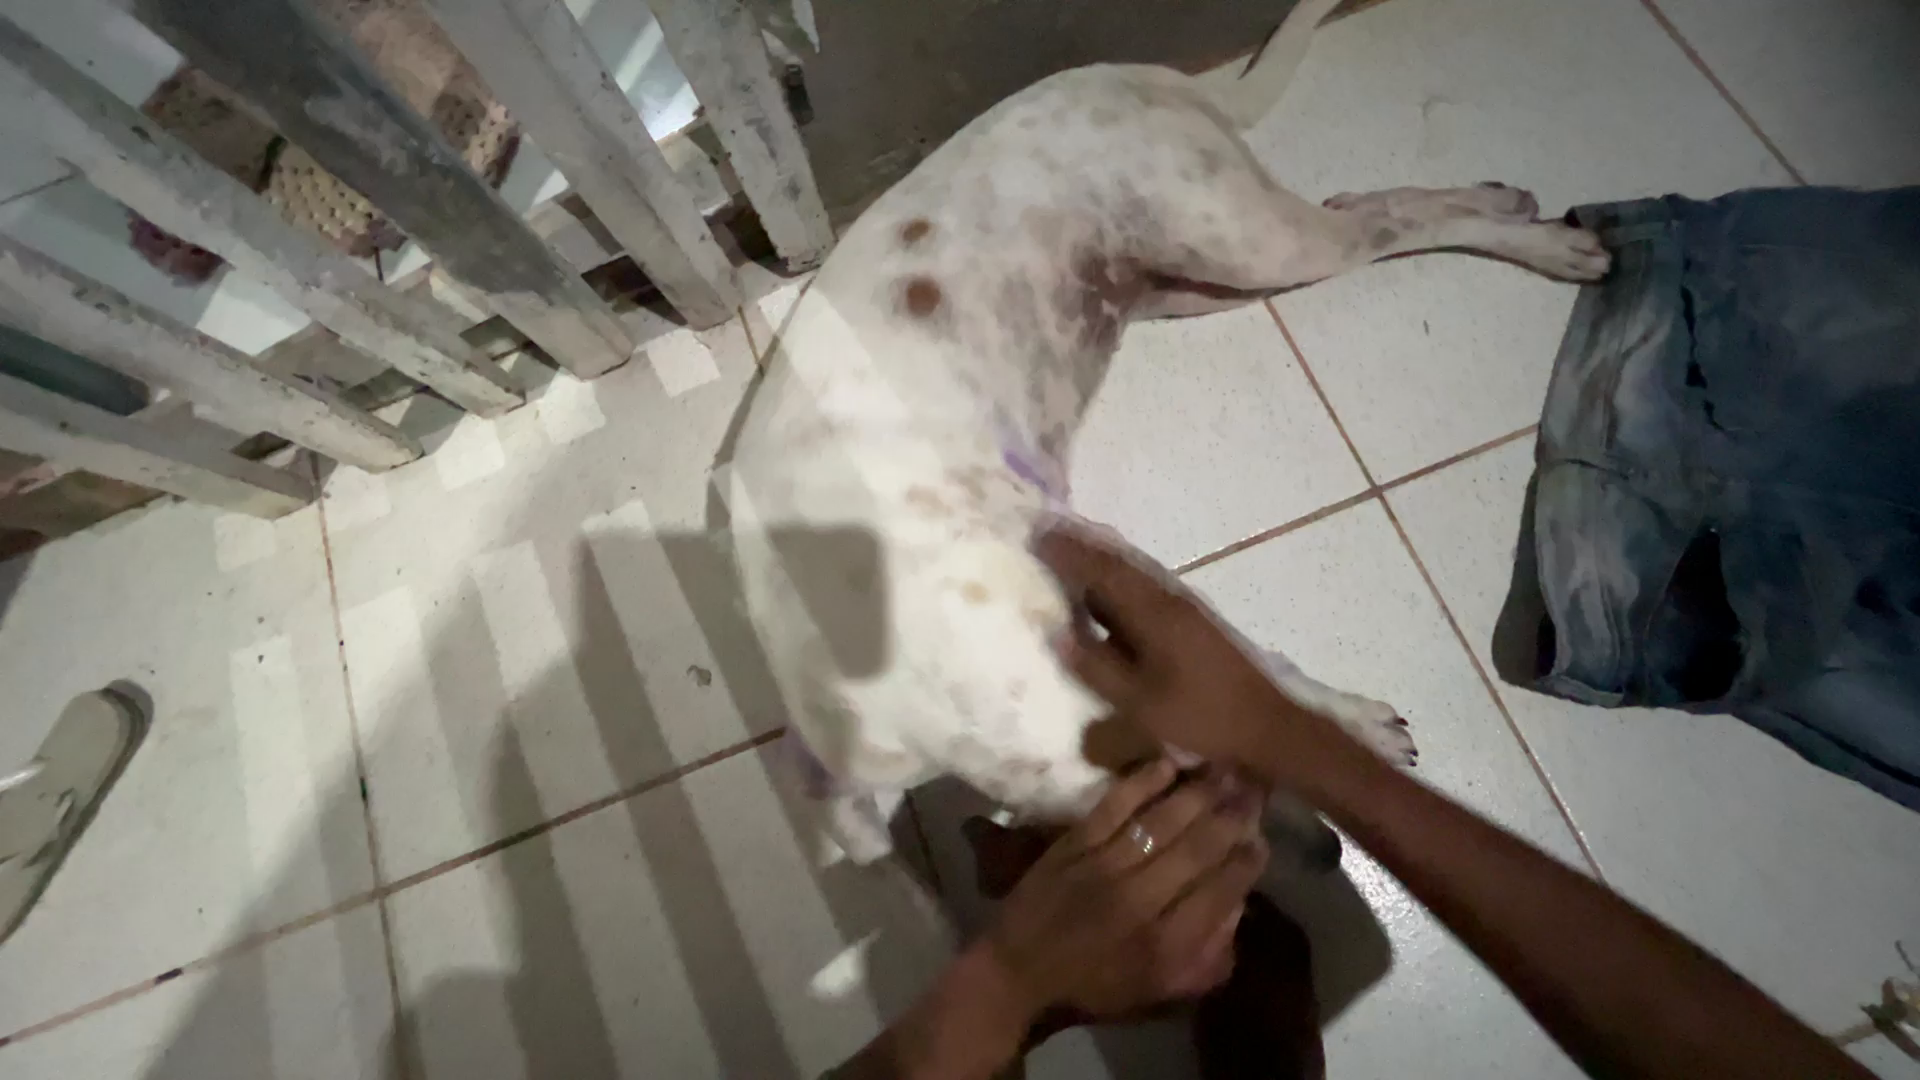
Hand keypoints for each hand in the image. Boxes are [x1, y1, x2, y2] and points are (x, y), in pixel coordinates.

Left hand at [979, 758, 1268, 1022]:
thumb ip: (1205, 959)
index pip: (1219, 894)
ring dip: (1197, 794)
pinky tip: (1168, 765)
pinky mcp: (1074, 843)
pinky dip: (1142, 783)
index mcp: (1164, 946)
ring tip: (1225, 771)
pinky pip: (1114, 806)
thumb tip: (1238, 908)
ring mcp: (1104, 866)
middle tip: (1255, 788)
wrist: (1020, 968)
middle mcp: (1139, 901)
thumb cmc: (1094, 984)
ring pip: (1161, 823)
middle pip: (1196, 851)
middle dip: (1231, 817)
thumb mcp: (1158, 992)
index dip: (1245, 864)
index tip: (1262, 839)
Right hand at [1036, 525, 1364, 789]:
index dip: (1069, 553)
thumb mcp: (1141, 704)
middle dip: (1082, 545)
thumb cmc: (1202, 717)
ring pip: (1134, 570)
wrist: (1269, 726)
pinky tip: (1107, 589)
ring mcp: (1183, 607)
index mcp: (1153, 613)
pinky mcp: (1191, 619)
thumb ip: (1097, 669)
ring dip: (1101, 557)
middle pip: (1119, 561)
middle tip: (1047, 533)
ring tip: (1069, 550)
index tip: (1037, 536)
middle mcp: (1168, 598)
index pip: (1103, 571)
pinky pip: (1145, 585)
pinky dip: (1118, 577)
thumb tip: (1057, 635)